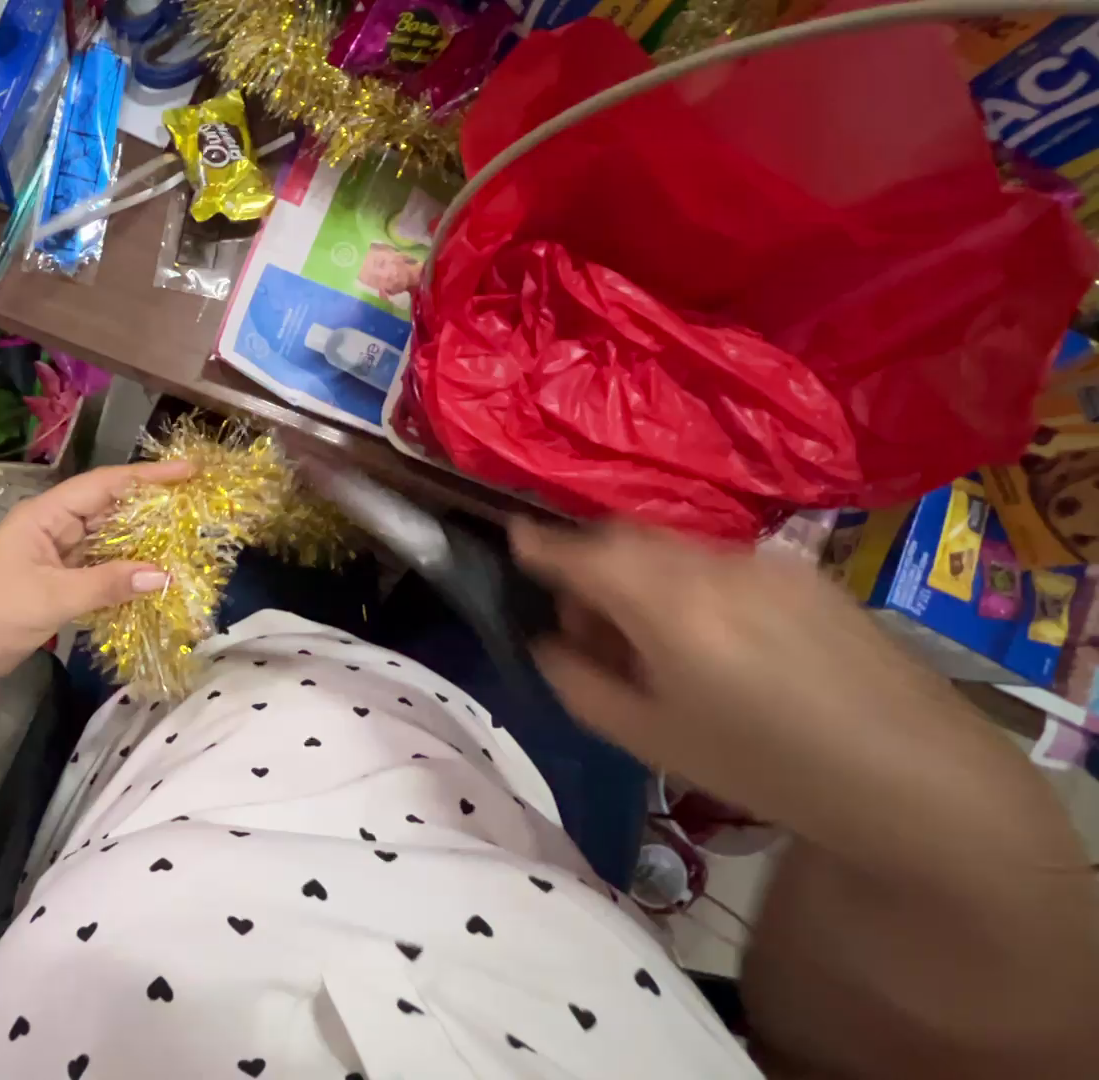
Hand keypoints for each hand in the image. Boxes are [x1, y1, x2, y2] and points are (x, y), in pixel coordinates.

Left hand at [0, 461, 194, 714]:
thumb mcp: (53, 597)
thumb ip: (109, 584)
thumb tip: (164, 575)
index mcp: (44, 515)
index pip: (103, 485)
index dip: (147, 477)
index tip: (188, 472)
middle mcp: (51, 527)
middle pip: (107, 509)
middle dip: (149, 508)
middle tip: (195, 508)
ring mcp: (53, 555)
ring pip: (105, 540)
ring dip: (139, 543)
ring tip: (183, 540)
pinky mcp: (55, 582)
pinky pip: (97, 568)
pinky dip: (122, 572)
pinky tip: (150, 576)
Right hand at [508, 519, 1009, 849]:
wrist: (918, 781)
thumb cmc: (760, 765)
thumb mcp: (643, 735)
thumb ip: (575, 679)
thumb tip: (548, 640)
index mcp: (667, 605)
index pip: (581, 552)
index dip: (538, 543)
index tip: (512, 539)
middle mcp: (712, 565)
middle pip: (623, 538)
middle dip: (585, 562)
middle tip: (580, 620)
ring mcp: (765, 564)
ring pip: (669, 548)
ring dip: (635, 572)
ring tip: (643, 636)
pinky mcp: (803, 575)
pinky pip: (714, 560)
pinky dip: (682, 579)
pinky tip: (705, 636)